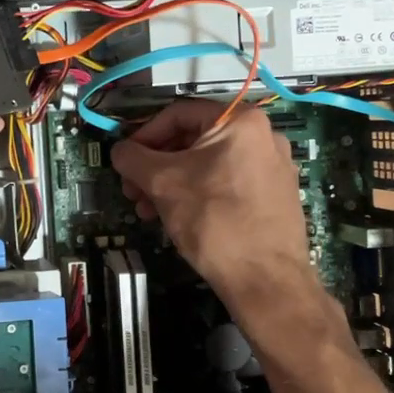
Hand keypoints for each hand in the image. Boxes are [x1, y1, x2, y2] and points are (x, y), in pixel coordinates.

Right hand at [109, 100, 320, 313]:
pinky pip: (224, 181)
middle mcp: (262, 136)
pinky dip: (195, 192)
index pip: (177, 114)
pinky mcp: (273, 194)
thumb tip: (120, 150)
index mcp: (240, 121)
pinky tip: (174, 216)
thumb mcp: (161, 182)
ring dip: (169, 182)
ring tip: (147, 209)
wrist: (264, 278)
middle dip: (154, 165)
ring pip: (205, 163)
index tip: (125, 160)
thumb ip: (132, 157)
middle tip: (131, 189)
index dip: (143, 135)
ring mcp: (271, 166)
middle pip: (191, 139)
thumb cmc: (212, 218)